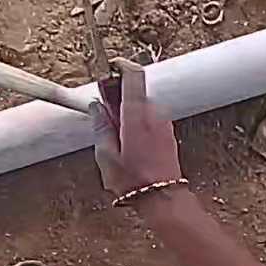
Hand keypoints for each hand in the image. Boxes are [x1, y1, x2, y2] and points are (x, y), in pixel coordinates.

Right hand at [90, 58, 182, 197]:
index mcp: (137, 114)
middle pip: (135, 92)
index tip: (110, 68)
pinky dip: (138, 124)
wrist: (163, 198)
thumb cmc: (134, 180)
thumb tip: (96, 108)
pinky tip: (132, 147)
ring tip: (119, 141)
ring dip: (129, 115)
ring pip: (142, 107)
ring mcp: (164, 122)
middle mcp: (154, 113)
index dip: (121, 67)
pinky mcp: (168, 132)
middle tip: (105, 121)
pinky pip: (150, 118)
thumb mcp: (106, 155)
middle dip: (118, 101)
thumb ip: (101, 126)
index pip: (133, 76)